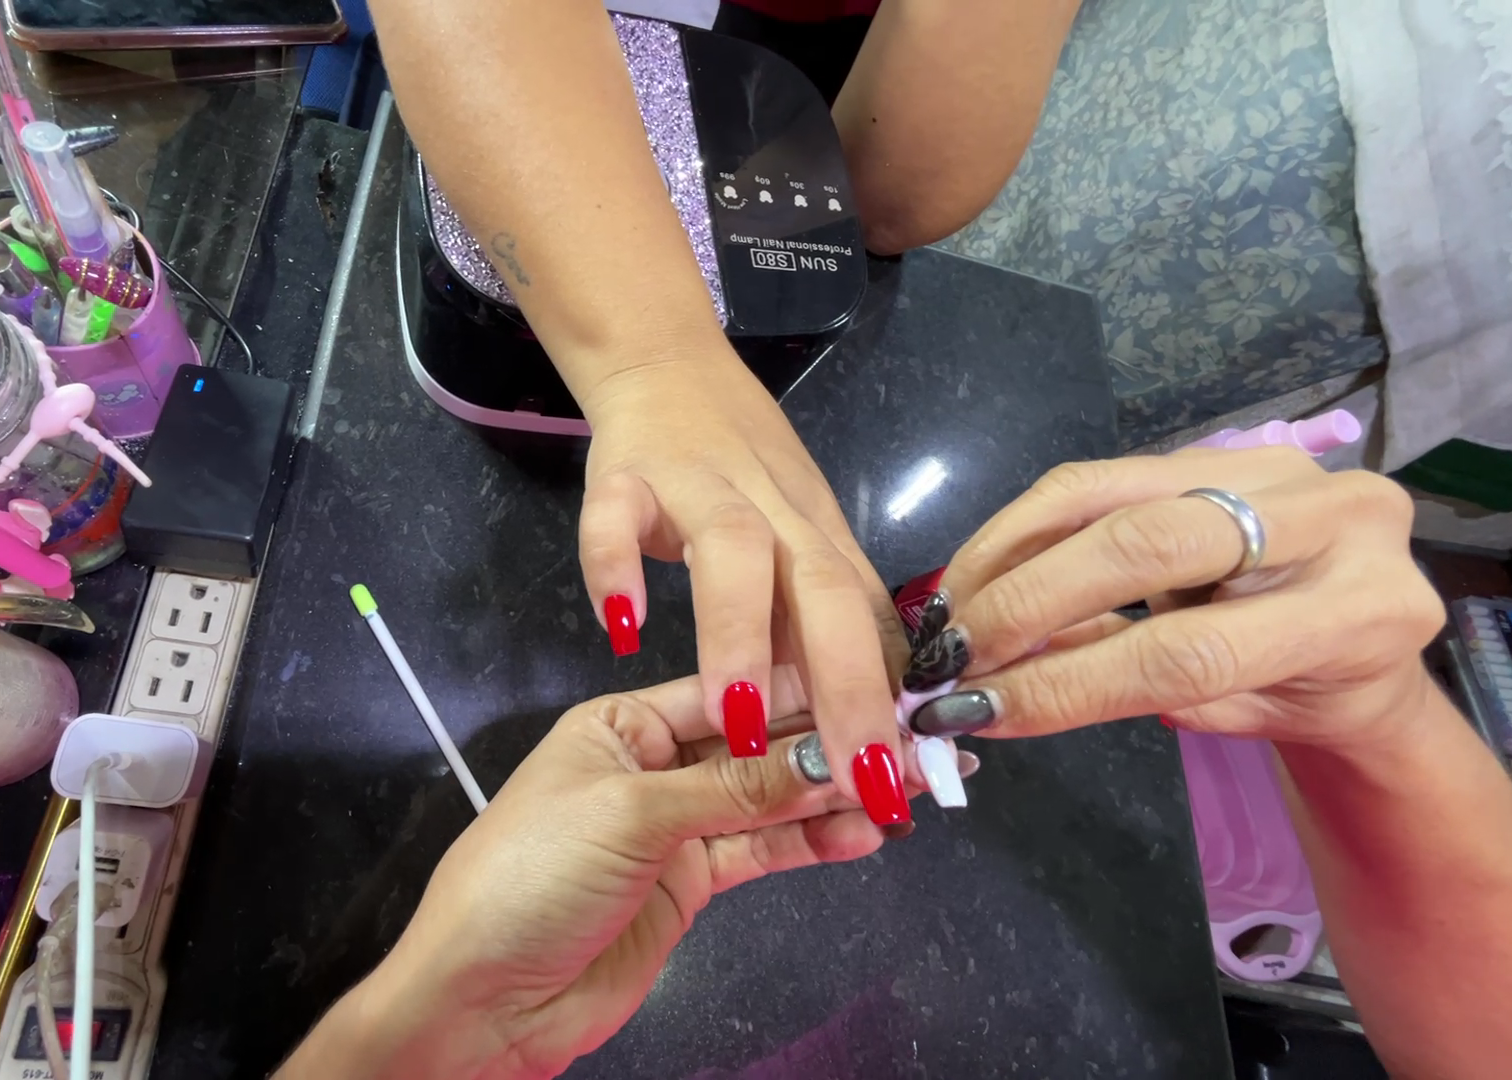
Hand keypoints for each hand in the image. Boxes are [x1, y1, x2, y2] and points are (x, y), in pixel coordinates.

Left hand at [276, 672, 890, 1079]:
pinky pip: (759, 852)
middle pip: (751, 746)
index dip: (795, 693)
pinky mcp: (689, 880)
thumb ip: (733, 790)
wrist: (486, 996)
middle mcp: (653, 763)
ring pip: (765, 801)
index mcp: (623, 722)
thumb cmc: (537, 870)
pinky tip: (863, 833)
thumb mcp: (632, 814)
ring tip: (909, 787)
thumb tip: (828, 760)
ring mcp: (674, 825)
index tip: (873, 688)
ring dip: (830, 796)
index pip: (723, 693)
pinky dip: (809, 844)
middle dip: (826, 744)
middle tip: (912, 739)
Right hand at [576, 350, 913, 826]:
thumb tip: (857, 700)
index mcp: (812, 531)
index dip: (884, 702)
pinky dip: (615, 568)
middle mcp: (768, 508)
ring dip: (737, 634)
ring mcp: (694, 485)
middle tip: (850, 778)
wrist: (667, 364)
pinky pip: (614, 519)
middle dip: (843, 685)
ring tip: (734, 720)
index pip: (863, 617)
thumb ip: (819, 605)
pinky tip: (617, 625)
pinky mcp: (623, 474)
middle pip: (819, 586)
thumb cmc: (738, 457)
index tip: (897, 787)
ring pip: (730, 550)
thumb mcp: (796, 528)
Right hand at [895, 448, 1445, 751]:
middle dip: (1023, 604)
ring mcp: (1261, 466)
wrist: (1353, 619)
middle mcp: (1328, 517)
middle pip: (1139, 546)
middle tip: (952, 653)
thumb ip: (1123, 694)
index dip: (1067, 683)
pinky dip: (1010, 531)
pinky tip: (975, 573)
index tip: (978, 710)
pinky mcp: (1198, 451)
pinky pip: (1079, 482)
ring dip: (999, 558)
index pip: (1188, 652)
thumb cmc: (1301, 688)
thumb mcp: (1234, 714)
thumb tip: (984, 697)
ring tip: (948, 613)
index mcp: (1361, 612)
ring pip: (1094, 496)